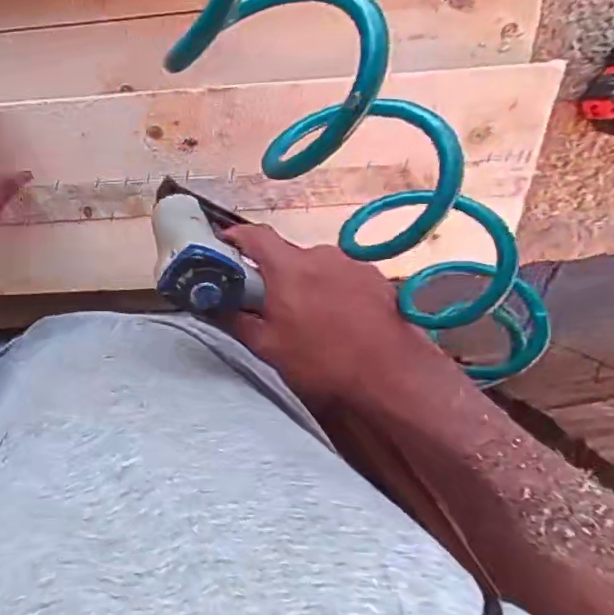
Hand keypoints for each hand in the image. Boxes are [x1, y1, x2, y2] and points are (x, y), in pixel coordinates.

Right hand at [221, 224, 461, 410]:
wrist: (395, 379)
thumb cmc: (324, 362)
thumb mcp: (266, 346)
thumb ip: (237, 320)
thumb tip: (218, 307)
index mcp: (289, 268)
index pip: (254, 236)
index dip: (234, 237)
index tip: (224, 245)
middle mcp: (323, 257)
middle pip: (286, 254)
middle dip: (273, 274)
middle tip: (266, 303)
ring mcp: (355, 266)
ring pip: (316, 267)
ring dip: (305, 284)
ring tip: (306, 318)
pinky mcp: (379, 280)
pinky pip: (343, 278)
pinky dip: (332, 292)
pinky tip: (336, 321)